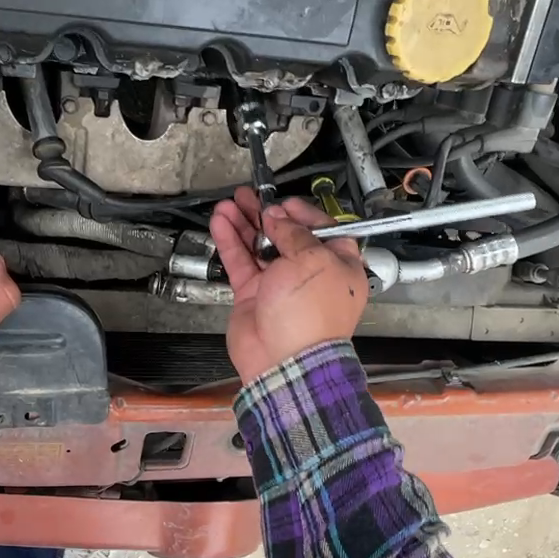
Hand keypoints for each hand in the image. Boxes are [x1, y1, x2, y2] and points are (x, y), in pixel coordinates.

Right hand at [209, 188, 368, 383]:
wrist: (284, 359)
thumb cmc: (311, 319)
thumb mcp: (312, 260)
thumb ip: (294, 233)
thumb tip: (278, 218)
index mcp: (337, 266)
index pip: (322, 229)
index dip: (302, 213)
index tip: (284, 203)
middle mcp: (310, 275)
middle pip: (286, 235)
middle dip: (266, 214)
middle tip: (250, 198)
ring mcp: (280, 285)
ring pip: (259, 246)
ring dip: (244, 224)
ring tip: (230, 205)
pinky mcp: (254, 295)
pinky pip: (241, 262)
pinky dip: (230, 242)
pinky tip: (221, 224)